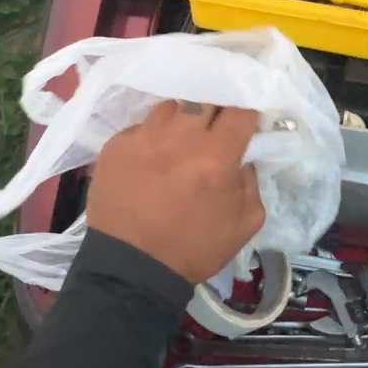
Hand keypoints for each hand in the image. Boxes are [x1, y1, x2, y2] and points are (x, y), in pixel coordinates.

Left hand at [88, 101, 265, 283]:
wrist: (131, 270)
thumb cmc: (193, 249)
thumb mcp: (245, 223)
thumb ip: (252, 182)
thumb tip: (244, 157)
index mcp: (216, 157)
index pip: (240, 109)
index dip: (247, 112)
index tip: (246, 121)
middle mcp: (180, 138)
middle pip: (205, 98)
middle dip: (215, 109)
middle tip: (215, 127)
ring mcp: (143, 138)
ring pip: (171, 106)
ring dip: (182, 118)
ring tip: (180, 139)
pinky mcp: (115, 146)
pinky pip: (140, 126)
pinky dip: (151, 137)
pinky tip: (151, 157)